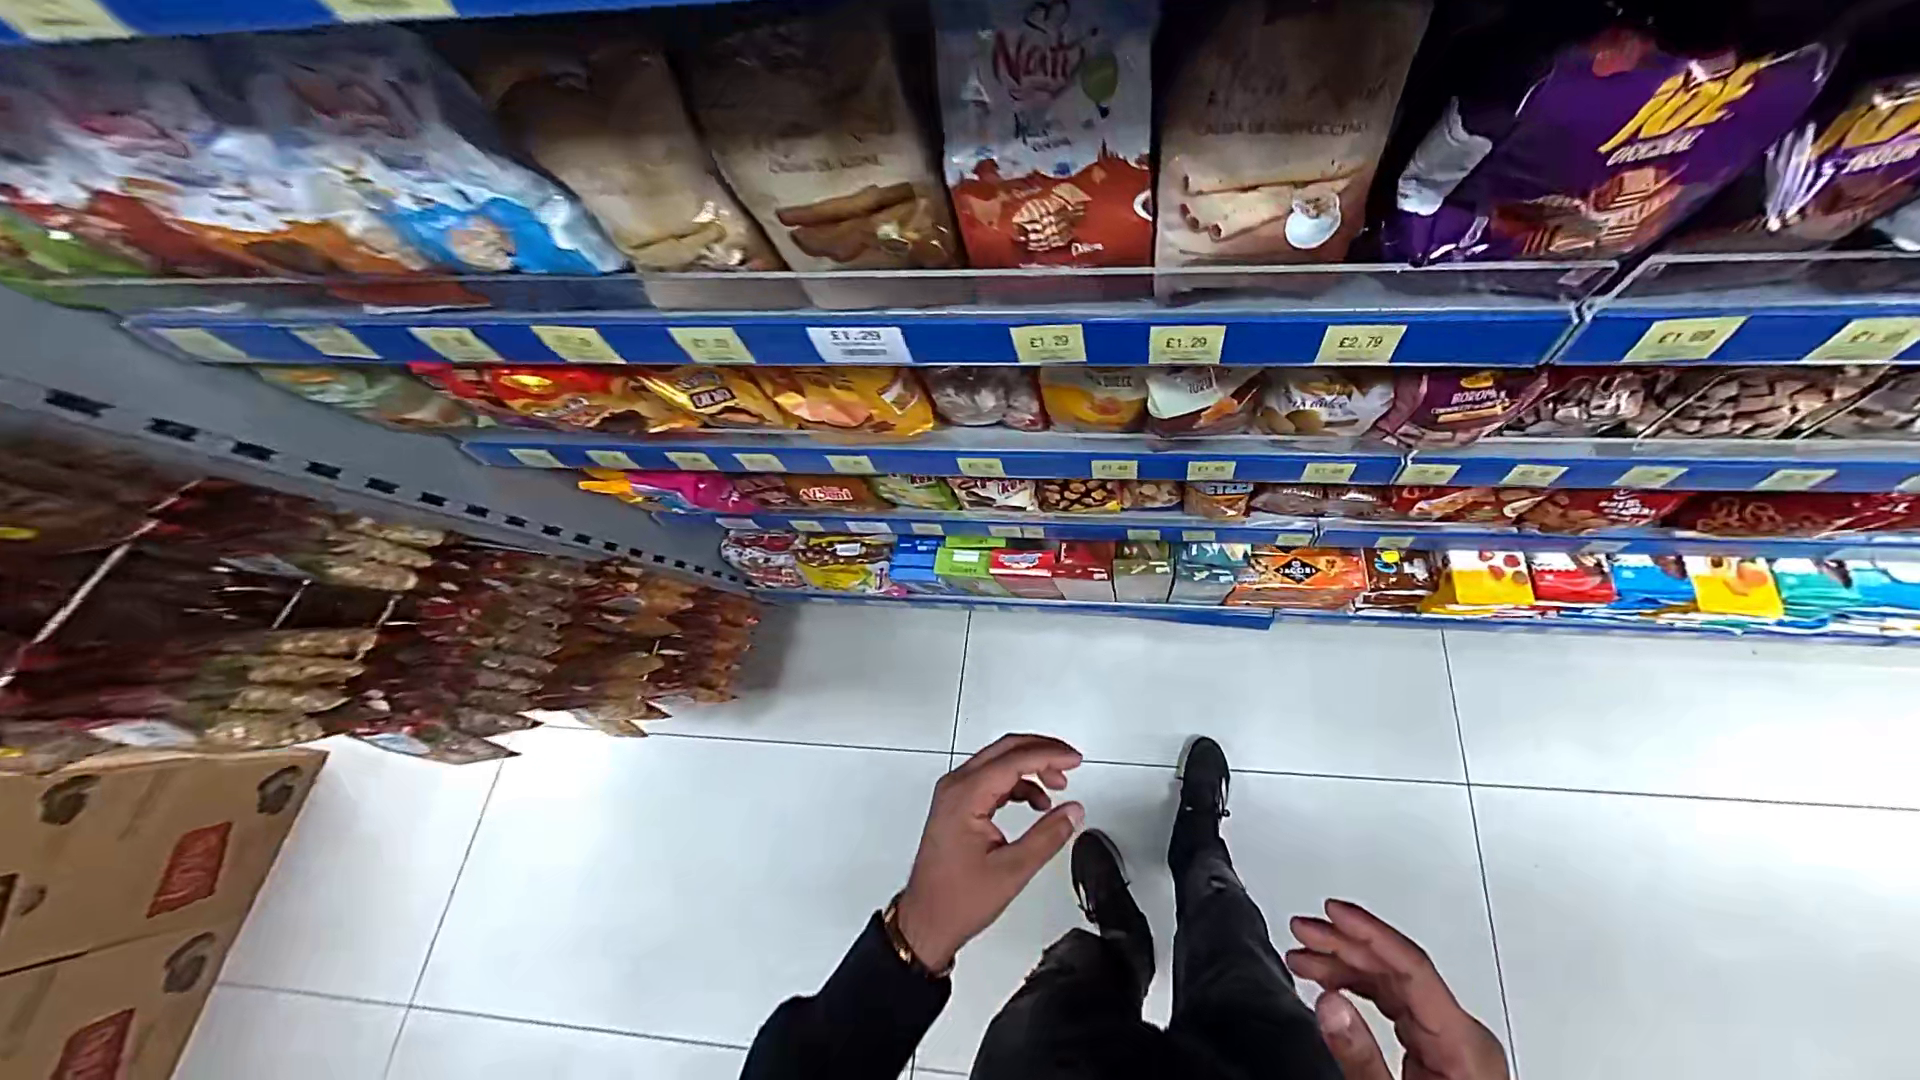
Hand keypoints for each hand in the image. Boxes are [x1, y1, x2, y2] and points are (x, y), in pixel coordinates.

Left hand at [894, 734, 1084, 971]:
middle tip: (1070, 760)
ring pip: (999, 760)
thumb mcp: (1012, 870)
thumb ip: (1047, 836)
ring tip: (1058, 784)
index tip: (1074, 759)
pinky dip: (1017, 782)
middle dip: (1042, 751)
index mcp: (965, 795)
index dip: (1049, 755)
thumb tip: (1072, 811)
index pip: (1014, 759)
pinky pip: (992, 778)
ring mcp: (954, 793)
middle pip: (1005, 749)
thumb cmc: (956, 899)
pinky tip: (1036, 800)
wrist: (927, 920)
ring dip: (1031, 766)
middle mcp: (956, 786)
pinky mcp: (957, 803)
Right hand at [1286, 899, 1509, 1079]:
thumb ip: (1361, 1060)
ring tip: (1303, 954)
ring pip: (1391, 980)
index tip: (1332, 910)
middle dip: (1343, 942)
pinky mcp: (1437, 1051)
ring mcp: (1451, 1042)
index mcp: (1464, 1046)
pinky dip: (1356, 984)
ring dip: (1344, 961)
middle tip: (1301, 930)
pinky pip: (1392, 1000)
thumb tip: (1328, 1001)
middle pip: (1396, 968)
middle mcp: (1461, 1036)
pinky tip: (1329, 982)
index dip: (1369, 931)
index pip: (1411, 967)